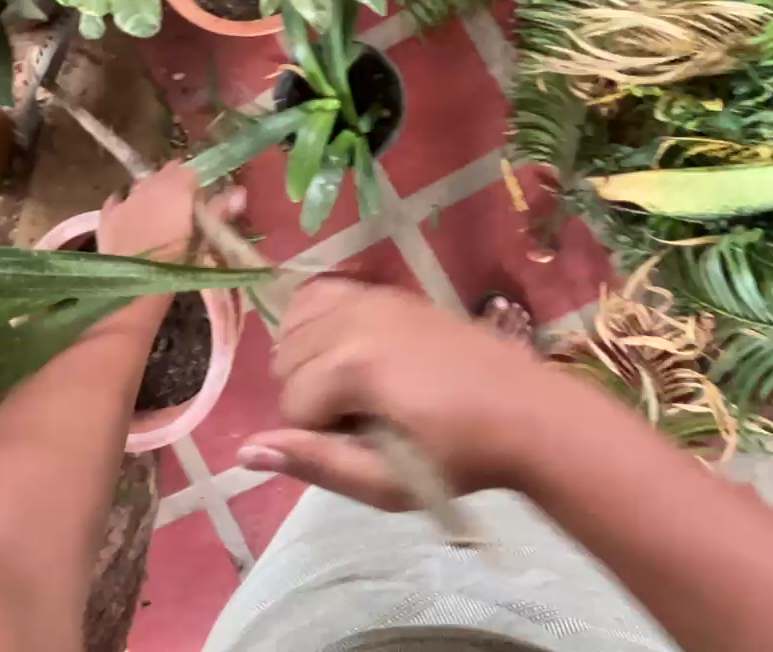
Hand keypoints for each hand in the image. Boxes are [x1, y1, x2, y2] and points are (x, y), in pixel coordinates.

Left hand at [96, 164, 244, 261]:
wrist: (133, 283)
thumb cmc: (176, 261)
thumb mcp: (204, 238)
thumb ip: (220, 211)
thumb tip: (240, 192)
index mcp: (177, 186)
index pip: (193, 169)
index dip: (200, 180)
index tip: (205, 194)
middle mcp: (150, 184)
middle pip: (167, 173)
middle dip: (177, 182)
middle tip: (186, 204)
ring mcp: (126, 198)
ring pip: (143, 184)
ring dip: (153, 192)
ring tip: (160, 212)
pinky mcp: (107, 214)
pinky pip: (119, 200)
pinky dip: (127, 204)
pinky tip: (131, 215)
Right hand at [238, 278, 559, 508]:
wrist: (527, 412)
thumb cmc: (460, 457)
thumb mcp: (388, 482)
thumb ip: (314, 463)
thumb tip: (244, 450)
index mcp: (354, 366)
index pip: (292, 406)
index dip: (319, 437)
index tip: (363, 444)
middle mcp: (351, 318)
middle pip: (284, 360)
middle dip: (309, 396)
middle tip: (361, 418)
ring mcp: (368, 296)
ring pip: (292, 326)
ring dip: (308, 360)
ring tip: (353, 387)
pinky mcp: (382, 289)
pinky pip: (318, 292)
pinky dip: (314, 320)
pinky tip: (342, 346)